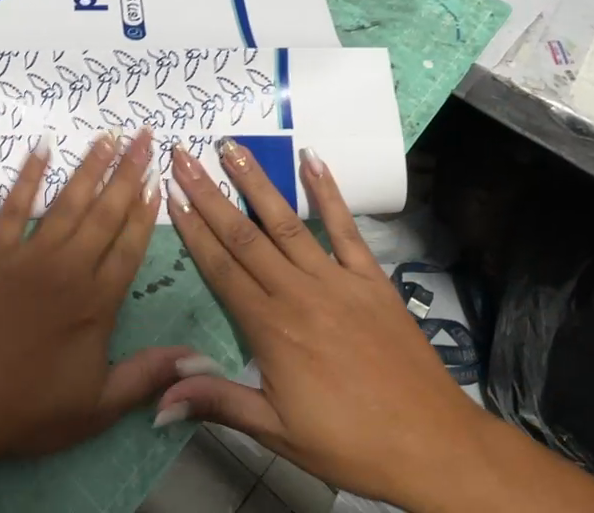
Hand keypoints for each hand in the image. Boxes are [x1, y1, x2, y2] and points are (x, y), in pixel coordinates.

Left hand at [0, 130, 212, 475]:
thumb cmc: (31, 407)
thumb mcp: (99, 406)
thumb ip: (149, 375)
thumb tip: (201, 359)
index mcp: (97, 303)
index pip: (129, 246)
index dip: (145, 212)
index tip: (158, 180)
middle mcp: (68, 268)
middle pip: (105, 213)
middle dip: (127, 173)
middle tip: (144, 137)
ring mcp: (29, 255)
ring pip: (68, 202)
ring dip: (90, 168)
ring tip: (108, 137)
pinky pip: (14, 205)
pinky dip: (29, 175)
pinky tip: (42, 148)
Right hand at [158, 142, 495, 510]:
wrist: (435, 447)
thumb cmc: (349, 444)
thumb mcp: (276, 432)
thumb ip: (217, 403)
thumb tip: (158, 401)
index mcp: (270, 327)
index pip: (220, 267)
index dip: (192, 229)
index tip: (169, 193)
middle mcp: (298, 292)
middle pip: (244, 235)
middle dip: (209, 193)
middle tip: (182, 155)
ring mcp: (337, 280)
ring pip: (285, 222)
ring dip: (256, 182)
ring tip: (231, 147)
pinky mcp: (372, 279)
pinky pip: (345, 228)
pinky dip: (328, 193)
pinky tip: (312, 160)